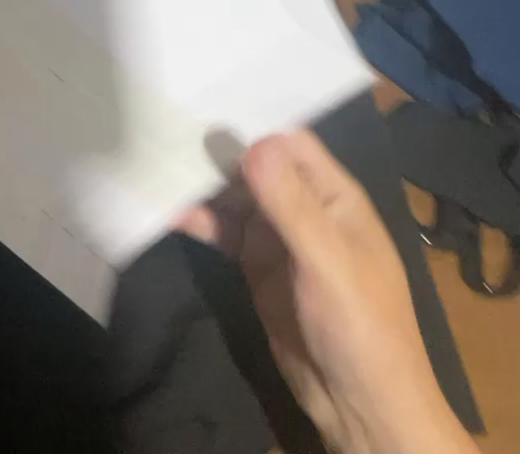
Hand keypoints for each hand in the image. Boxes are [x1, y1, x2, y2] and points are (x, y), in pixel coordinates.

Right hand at [180, 132, 476, 453]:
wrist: (360, 407)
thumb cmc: (362, 328)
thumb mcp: (328, 262)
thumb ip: (291, 205)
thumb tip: (254, 144)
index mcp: (335, 198)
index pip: (291, 146)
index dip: (252, 129)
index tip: (205, 112)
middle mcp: (305, 210)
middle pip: (255, 168)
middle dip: (216, 154)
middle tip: (166, 135)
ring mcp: (278, 239)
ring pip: (234, 198)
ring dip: (201, 187)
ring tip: (157, 171)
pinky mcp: (256, 266)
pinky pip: (223, 233)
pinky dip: (198, 222)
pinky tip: (168, 213)